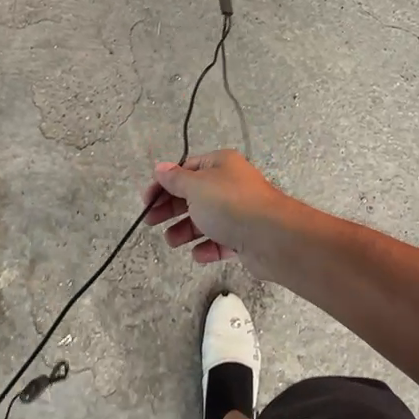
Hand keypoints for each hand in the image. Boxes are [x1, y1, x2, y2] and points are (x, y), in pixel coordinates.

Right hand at [142, 150, 303, 278]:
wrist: (271, 235)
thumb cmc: (229, 203)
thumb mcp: (196, 186)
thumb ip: (175, 179)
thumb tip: (160, 168)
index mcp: (220, 164)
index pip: (186, 169)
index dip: (164, 183)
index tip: (147, 201)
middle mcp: (230, 184)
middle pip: (194, 194)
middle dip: (172, 208)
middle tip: (151, 222)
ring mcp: (239, 211)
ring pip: (206, 219)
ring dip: (186, 229)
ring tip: (172, 240)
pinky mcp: (245, 237)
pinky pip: (221, 240)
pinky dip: (208, 247)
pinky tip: (197, 254)